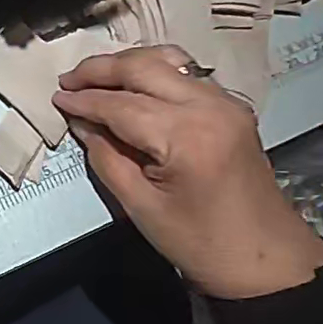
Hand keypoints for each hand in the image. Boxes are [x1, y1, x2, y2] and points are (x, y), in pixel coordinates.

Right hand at [52, 45, 322, 298]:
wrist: (266, 261)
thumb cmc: (199, 242)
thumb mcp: (139, 206)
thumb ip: (106, 157)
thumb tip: (82, 123)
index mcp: (186, 136)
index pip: (121, 104)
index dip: (84, 100)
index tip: (56, 97)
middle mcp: (209, 107)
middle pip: (144, 67)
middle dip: (101, 69)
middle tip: (68, 79)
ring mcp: (226, 103)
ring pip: (167, 62)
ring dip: (126, 65)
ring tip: (93, 78)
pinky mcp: (232, 108)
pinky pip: (184, 75)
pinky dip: (152, 73)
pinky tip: (131, 85)